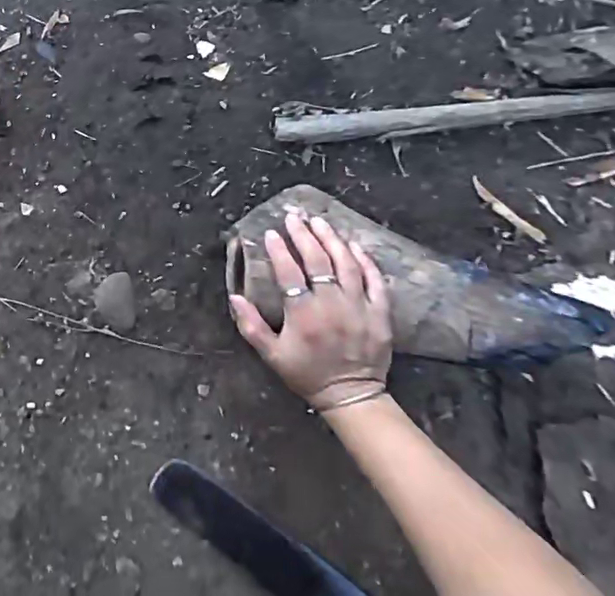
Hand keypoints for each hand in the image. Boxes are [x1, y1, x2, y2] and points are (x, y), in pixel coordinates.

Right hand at [229, 207, 392, 411]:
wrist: (353, 397)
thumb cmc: (308, 374)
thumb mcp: (272, 355)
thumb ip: (251, 325)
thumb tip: (234, 297)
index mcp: (304, 315)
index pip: (289, 273)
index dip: (279, 251)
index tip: (270, 233)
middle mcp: (332, 306)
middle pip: (317, 261)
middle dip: (303, 235)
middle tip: (294, 217)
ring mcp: (359, 308)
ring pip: (346, 264)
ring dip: (331, 240)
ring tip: (319, 222)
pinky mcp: (380, 314)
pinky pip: (375, 281)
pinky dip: (365, 261)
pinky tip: (353, 245)